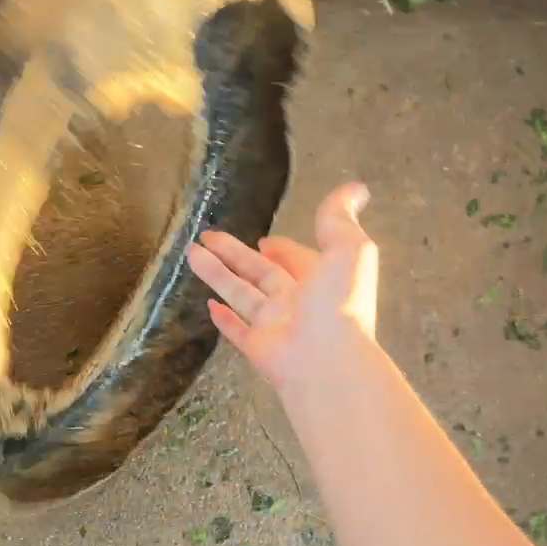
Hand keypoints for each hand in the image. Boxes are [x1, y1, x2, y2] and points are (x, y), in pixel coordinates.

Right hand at [185, 182, 379, 393]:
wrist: (325, 357)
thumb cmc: (337, 301)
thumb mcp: (348, 249)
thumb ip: (339, 220)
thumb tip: (355, 188)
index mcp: (319, 278)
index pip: (295, 259)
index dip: (279, 248)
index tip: (262, 239)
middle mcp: (295, 301)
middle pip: (259, 272)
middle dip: (234, 253)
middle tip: (207, 237)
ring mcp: (274, 325)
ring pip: (240, 294)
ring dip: (216, 274)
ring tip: (191, 255)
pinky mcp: (256, 346)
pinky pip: (237, 331)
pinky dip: (224, 320)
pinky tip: (209, 306)